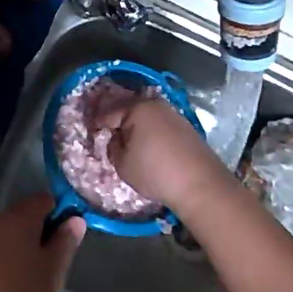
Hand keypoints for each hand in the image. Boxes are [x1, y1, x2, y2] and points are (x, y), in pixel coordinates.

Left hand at [0, 194, 84, 291]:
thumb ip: (64, 243)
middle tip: (58, 256)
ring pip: (11, 230)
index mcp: (19, 217)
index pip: (44, 199)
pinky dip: (10, 253)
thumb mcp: (52, 272)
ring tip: (40, 270)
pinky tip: (16, 277)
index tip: (71, 233)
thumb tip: (75, 220)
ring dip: (26, 242)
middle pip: (25, 213)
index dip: (61, 210)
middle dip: (44, 228)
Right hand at [94, 97, 233, 211]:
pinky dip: (148, 128)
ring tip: (123, 135)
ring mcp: (173, 114)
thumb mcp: (122, 164)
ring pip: (144, 113)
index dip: (95, 123)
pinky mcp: (185, 127)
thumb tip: (117, 139)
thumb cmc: (155, 173)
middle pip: (127, 107)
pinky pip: (158, 122)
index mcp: (136, 109)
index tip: (90, 132)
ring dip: (132, 122)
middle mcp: (155, 105)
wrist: (202, 186)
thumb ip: (113, 147)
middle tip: (103, 127)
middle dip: (114, 116)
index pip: (107, 113)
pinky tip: (144, 140)